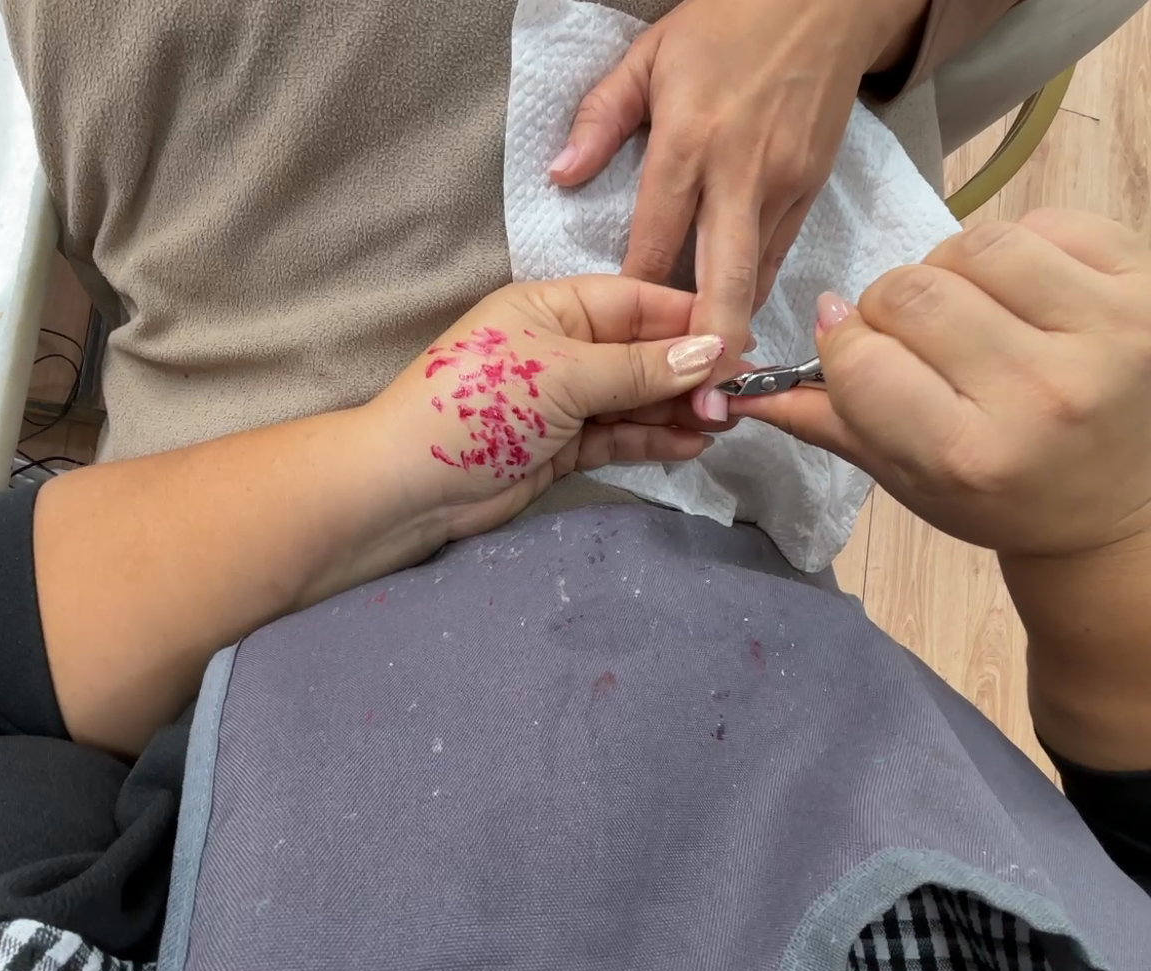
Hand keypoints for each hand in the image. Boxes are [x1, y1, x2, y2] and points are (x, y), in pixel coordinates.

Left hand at [368, 276, 724, 541]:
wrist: (411, 487)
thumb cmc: (478, 407)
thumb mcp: (563, 376)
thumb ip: (637, 368)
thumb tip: (711, 351)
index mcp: (553, 308)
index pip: (637, 303)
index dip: (689, 322)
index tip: (740, 344)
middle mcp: (562, 348)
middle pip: (641, 353)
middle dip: (688, 373)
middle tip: (738, 397)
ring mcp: (562, 401)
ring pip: (633, 399)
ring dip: (676, 410)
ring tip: (723, 423)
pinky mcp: (562, 446)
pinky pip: (616, 436)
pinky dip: (650, 439)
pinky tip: (689, 445)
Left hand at [550, 0, 927, 422]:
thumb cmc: (726, 22)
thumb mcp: (650, 54)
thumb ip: (601, 118)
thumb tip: (561, 176)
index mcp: (686, 146)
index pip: (654, 247)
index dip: (640, 310)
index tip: (625, 360)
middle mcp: (736, 178)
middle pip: (721, 282)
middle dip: (710, 351)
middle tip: (700, 408)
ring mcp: (782, 189)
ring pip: (753, 281)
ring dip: (733, 334)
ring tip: (713, 388)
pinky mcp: (811, 192)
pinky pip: (776, 259)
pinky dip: (753, 295)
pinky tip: (733, 326)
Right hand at [728, 209, 1150, 556]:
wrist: (1118, 508)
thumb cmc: (988, 500)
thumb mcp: (896, 475)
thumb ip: (819, 421)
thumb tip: (741, 382)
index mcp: (966, 453)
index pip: (862, 361)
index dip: (843, 348)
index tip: (855, 356)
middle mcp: (1042, 394)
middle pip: (911, 292)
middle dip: (885, 307)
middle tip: (904, 335)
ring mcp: (1112, 335)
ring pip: (974, 245)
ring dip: (945, 271)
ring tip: (960, 309)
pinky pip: (1046, 223)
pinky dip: (1010, 249)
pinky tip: (1015, 292)